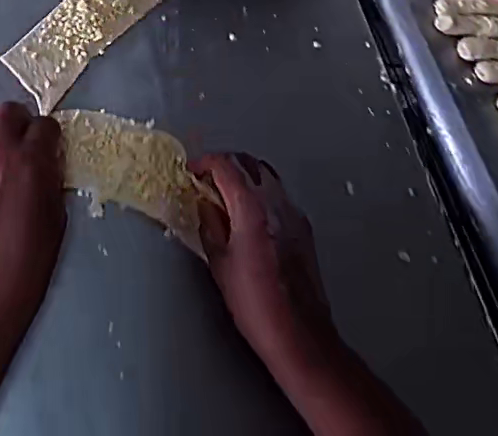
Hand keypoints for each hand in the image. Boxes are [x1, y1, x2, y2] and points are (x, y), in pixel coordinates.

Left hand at [0, 101, 65, 333]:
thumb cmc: (31, 260)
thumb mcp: (57, 216)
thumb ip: (53, 179)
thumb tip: (50, 162)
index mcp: (31, 161)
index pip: (46, 124)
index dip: (53, 136)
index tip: (56, 149)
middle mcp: (1, 153)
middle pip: (10, 111)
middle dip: (25, 121)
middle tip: (34, 143)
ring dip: (4, 131)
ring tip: (15, 155)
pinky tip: (0, 175)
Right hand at [190, 152, 338, 373]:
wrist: (300, 335)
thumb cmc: (256, 305)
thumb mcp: (220, 265)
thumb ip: (210, 227)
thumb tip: (205, 207)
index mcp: (251, 207)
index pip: (226, 165)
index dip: (205, 162)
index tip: (193, 169)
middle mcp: (275, 202)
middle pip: (249, 162)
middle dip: (226, 163)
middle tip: (207, 178)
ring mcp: (293, 212)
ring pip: (267, 174)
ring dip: (245, 175)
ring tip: (227, 194)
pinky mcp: (304, 227)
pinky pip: (280, 194)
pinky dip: (261, 192)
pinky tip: (251, 213)